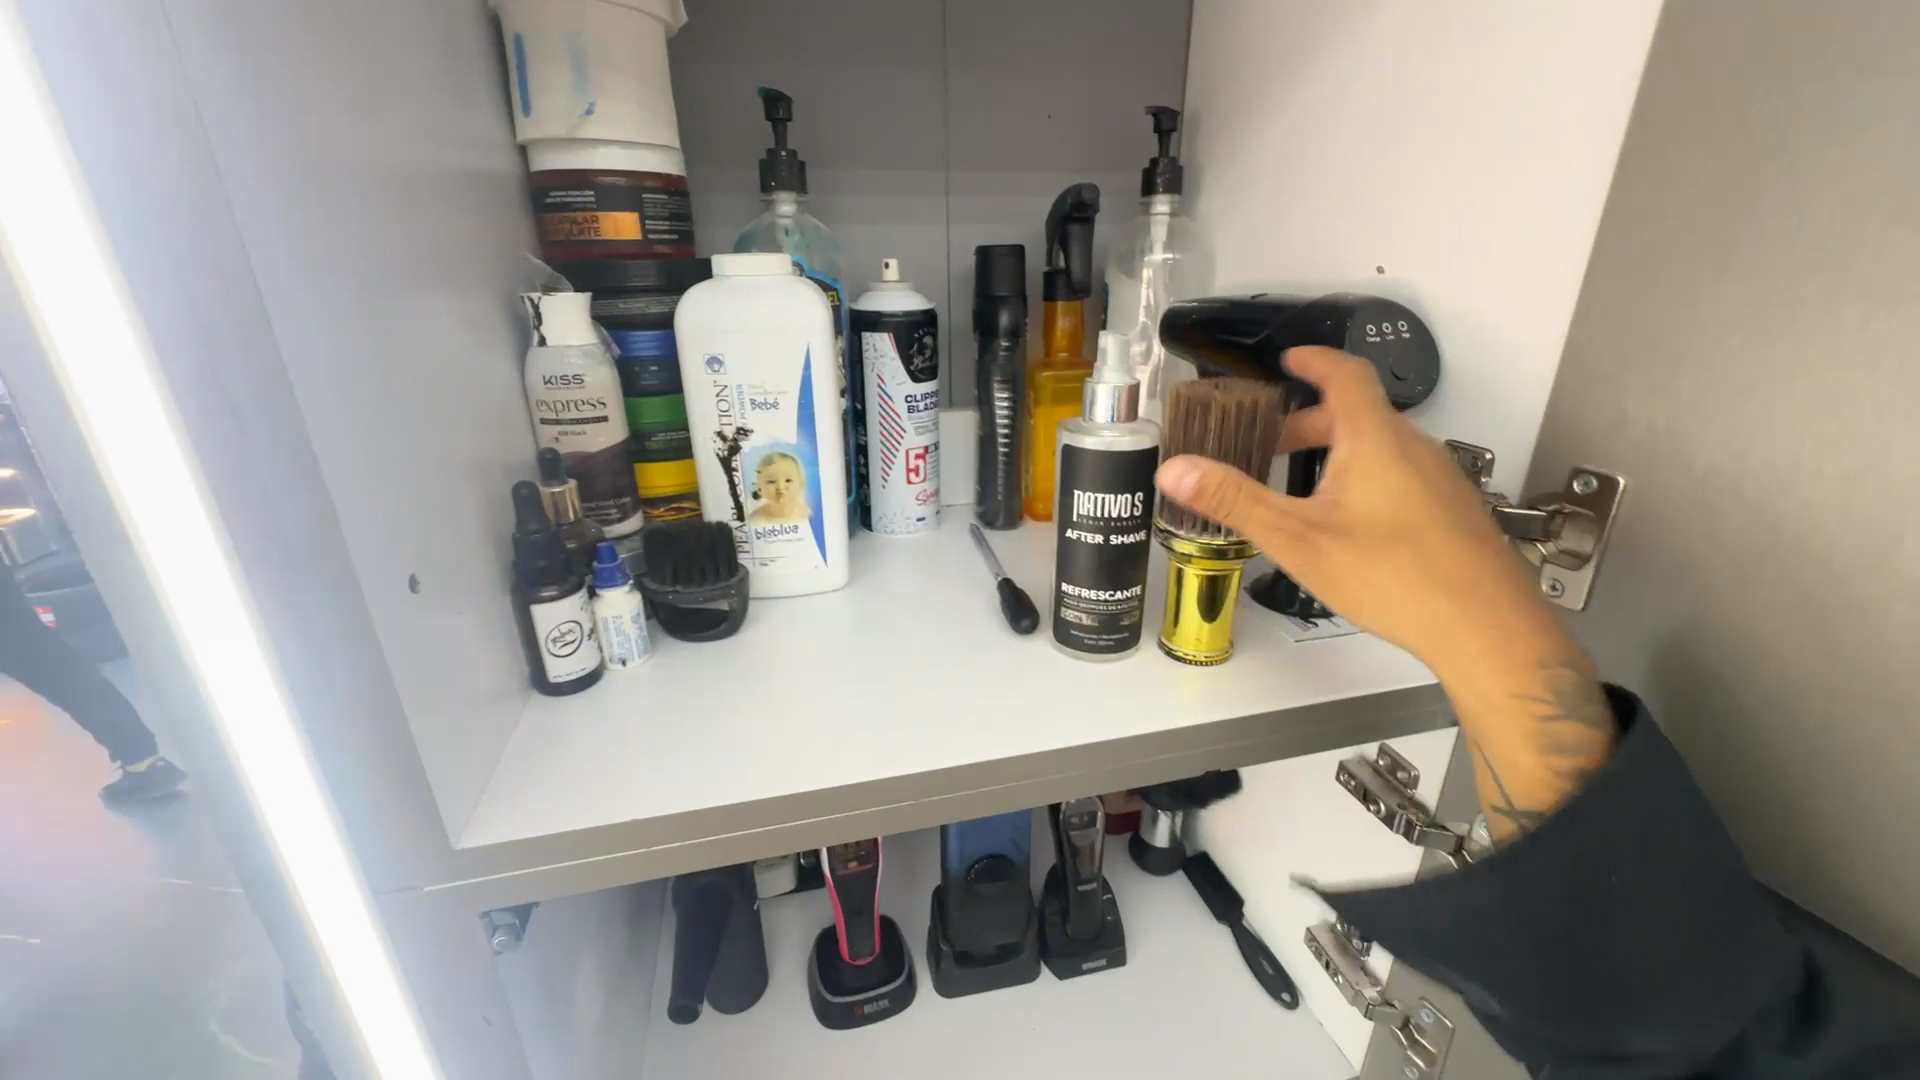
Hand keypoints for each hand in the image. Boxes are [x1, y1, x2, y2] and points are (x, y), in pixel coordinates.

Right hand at [1154, 346, 1558, 679]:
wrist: (1485, 628)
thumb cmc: (1391, 575)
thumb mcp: (1297, 538)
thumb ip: (1233, 500)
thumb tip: (1174, 469)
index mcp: (1375, 439)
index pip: (1345, 375)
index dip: (1314, 361)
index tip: (1289, 360)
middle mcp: (1413, 448)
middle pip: (1357, 415)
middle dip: (1308, 423)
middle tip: (1269, 446)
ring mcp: (1439, 479)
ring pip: (1379, 447)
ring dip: (1334, 452)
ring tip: (1299, 491)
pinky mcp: (1452, 510)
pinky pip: (1400, 474)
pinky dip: (1363, 477)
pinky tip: (1347, 524)